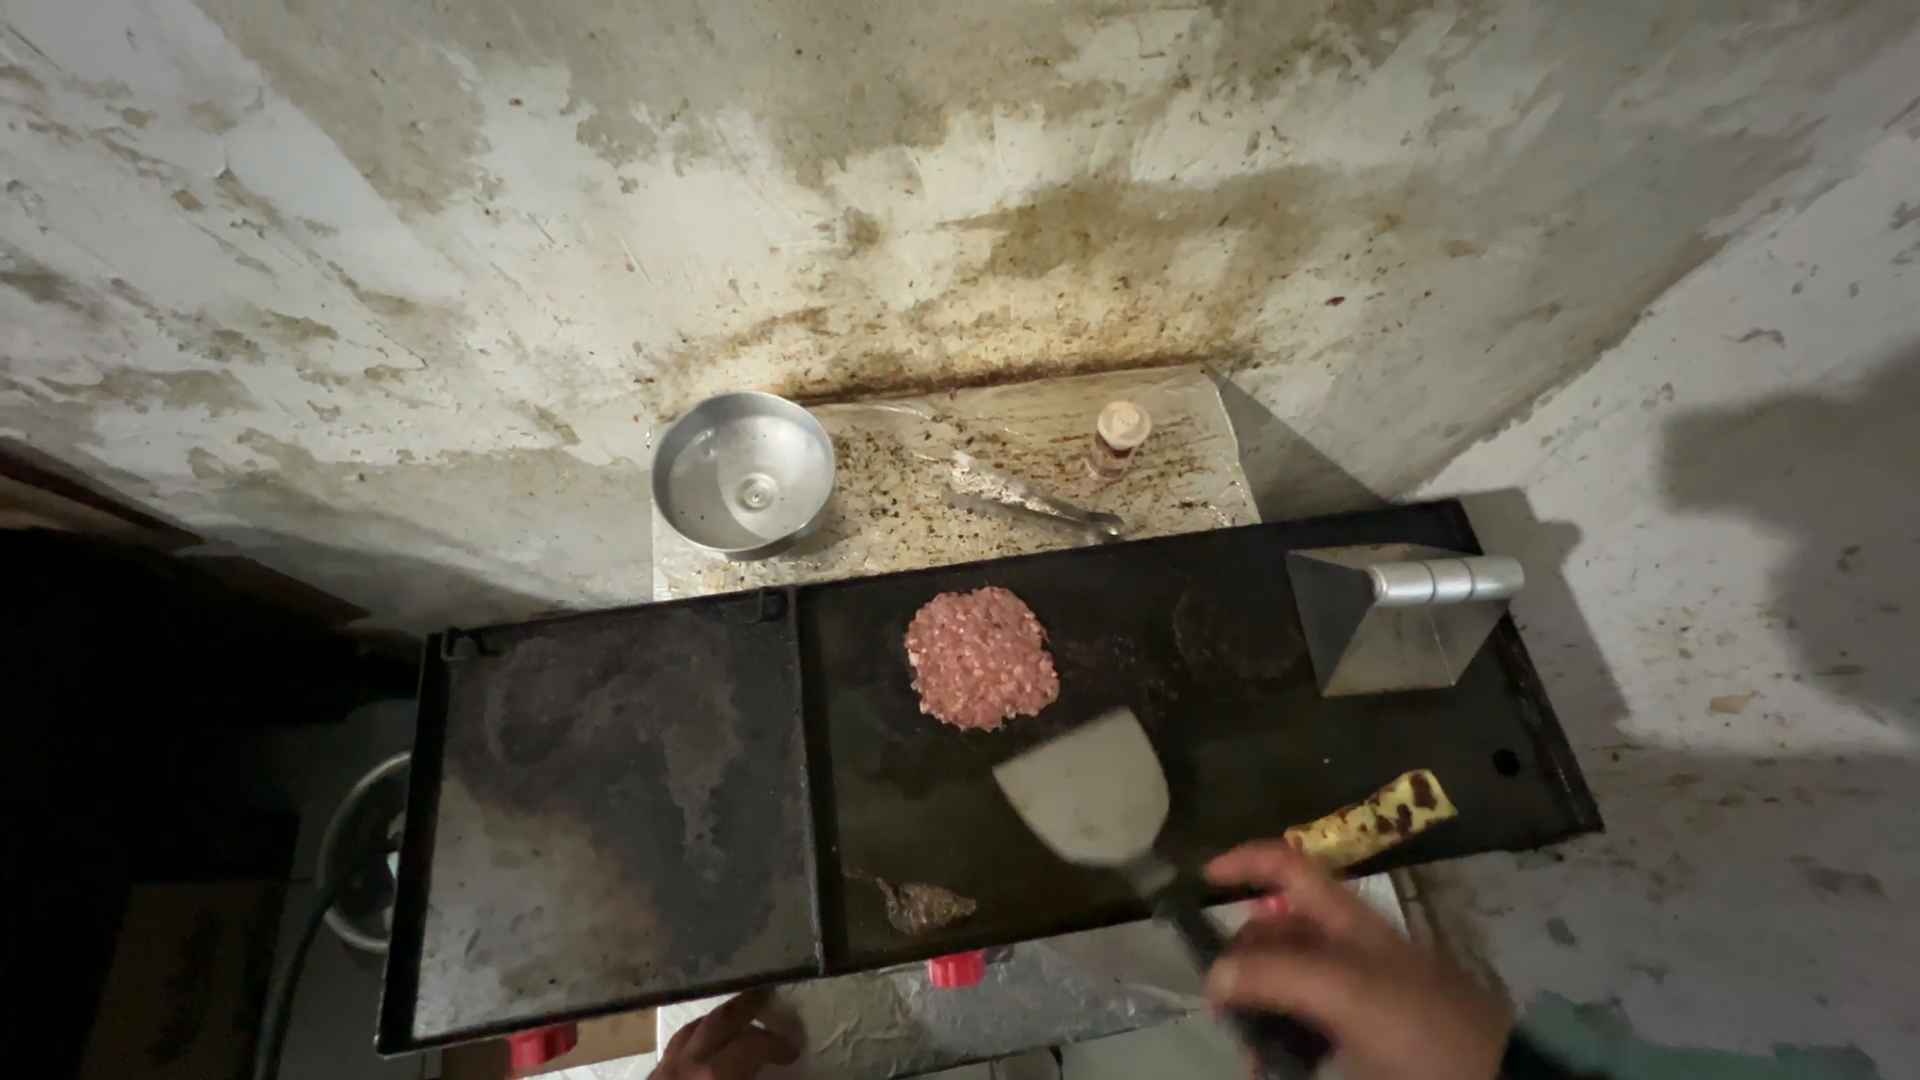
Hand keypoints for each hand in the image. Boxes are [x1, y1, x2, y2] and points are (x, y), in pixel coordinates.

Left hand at [652, 990, 798, 1079]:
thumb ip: (753, 1074)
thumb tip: (770, 1061)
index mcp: (713, 1072)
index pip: (753, 1044)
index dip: (777, 1044)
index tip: (793, 1049)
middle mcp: (687, 1062)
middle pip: (721, 1021)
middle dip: (746, 1006)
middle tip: (765, 995)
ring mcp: (663, 1068)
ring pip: (692, 1029)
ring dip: (718, 1019)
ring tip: (735, 1016)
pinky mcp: (649, 1076)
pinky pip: (675, 1046)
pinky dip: (693, 1037)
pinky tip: (699, 1044)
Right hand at [1205, 842, 1510, 1079]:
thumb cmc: (1415, 1020)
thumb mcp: (1341, 990)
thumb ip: (1271, 976)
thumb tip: (1211, 977)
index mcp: (1340, 916)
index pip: (1283, 864)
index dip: (1243, 861)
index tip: (1203, 879)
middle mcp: (1342, 943)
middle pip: (1274, 931)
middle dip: (1241, 961)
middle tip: (1220, 1003)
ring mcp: (1354, 990)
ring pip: (1286, 984)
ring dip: (1258, 1010)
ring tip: (1248, 1051)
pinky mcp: (1365, 1034)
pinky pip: (1307, 1027)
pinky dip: (1283, 1042)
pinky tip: (1272, 1068)